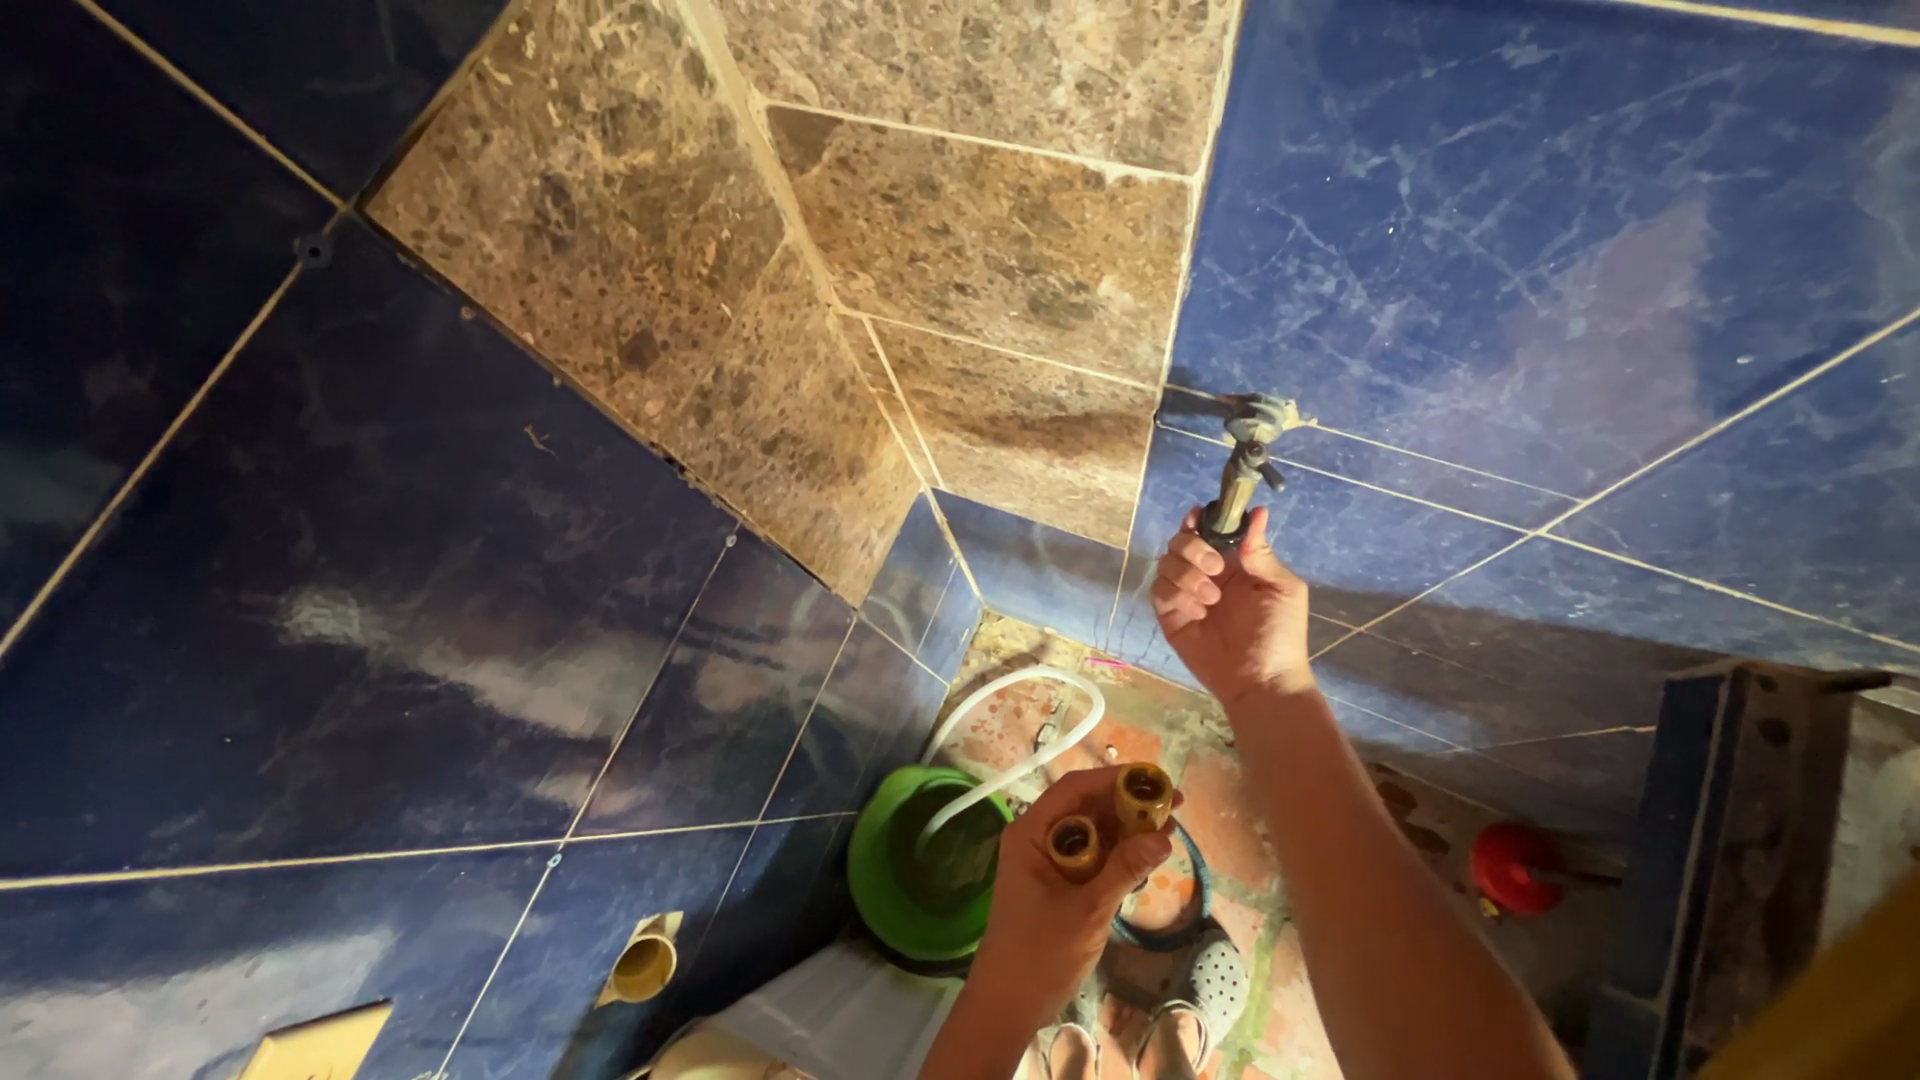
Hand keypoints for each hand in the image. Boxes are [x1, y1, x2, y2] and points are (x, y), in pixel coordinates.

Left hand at [968, 766, 1178, 1029]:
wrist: (1008, 1004)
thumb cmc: (1040, 954)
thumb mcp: (1088, 910)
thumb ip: (1124, 870)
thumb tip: (1164, 836)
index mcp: (1031, 832)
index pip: (1075, 788)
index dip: (1115, 779)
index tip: (1153, 780)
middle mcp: (1037, 837)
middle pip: (1086, 806)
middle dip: (1128, 804)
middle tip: (1172, 805)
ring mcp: (1047, 860)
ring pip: (1092, 830)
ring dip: (1127, 828)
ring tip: (1168, 828)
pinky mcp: (1058, 882)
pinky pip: (1092, 855)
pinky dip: (1118, 853)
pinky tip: (1146, 856)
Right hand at [1152, 505, 1314, 704]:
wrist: (1261, 680)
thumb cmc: (1279, 634)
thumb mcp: (1282, 589)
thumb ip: (1261, 552)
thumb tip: (1258, 511)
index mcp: (1233, 562)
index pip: (1207, 530)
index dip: (1198, 521)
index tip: (1197, 518)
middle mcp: (1205, 574)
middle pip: (1179, 542)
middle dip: (1193, 549)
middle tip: (1215, 570)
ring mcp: (1185, 595)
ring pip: (1165, 564)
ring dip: (1187, 576)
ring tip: (1211, 601)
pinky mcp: (1170, 617)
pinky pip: (1159, 592)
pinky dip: (1176, 597)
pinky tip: (1198, 614)